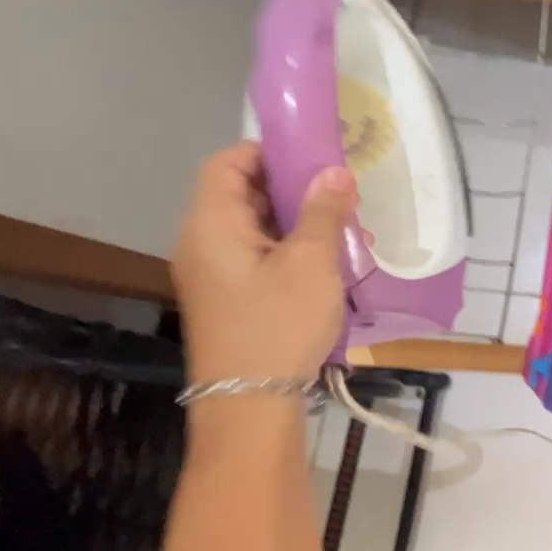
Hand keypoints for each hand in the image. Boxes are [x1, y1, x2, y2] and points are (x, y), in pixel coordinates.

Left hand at [172, 141, 356, 384]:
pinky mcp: (231, 295)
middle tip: (344, 193)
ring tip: (348, 229)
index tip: (316, 154)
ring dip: (300, 221)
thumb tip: (334, 171)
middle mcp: (203, 241)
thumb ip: (323, 212)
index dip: (267, 151)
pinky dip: (293, 248)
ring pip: (256, 226)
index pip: (227, 164)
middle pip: (242, 193)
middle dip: (294, 187)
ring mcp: (215, 271)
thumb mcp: (312, 263)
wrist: (250, 399)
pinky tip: (332, 261)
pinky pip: (260, 254)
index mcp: (212, 224)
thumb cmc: (279, 322)